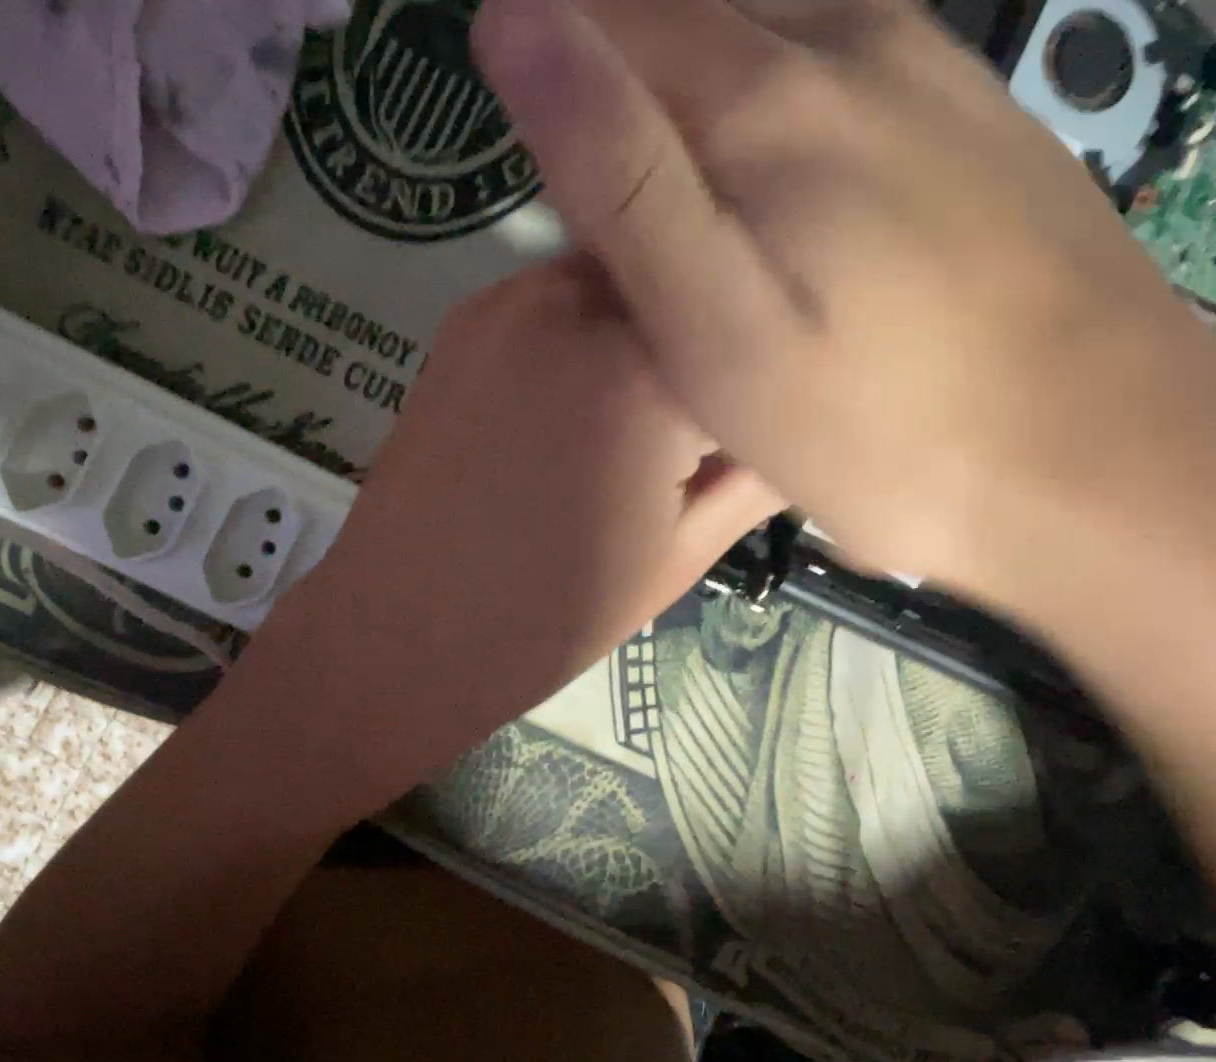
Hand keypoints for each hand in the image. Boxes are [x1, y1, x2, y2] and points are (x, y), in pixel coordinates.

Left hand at [262, 255, 780, 735]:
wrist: (404, 629)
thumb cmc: (551, 615)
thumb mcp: (684, 554)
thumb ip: (760, 472)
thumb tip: (811, 423)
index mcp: (643, 370)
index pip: (752, 329)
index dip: (770, 375)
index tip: (769, 418)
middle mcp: (576, 303)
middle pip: (686, 283)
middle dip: (711, 333)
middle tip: (712, 410)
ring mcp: (509, 300)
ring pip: (623, 278)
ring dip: (651, 323)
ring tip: (646, 406)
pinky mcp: (466, 316)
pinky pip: (560, 295)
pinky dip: (591, 324)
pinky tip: (581, 394)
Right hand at [473, 0, 1215, 614]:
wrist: (1115, 469)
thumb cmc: (887, 429)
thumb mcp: (717, 331)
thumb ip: (618, 174)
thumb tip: (515, 20)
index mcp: (770, 92)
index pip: (609, 15)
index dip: (547, 66)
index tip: (545, 174)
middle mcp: (854, 41)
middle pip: (689, 14)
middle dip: (622, 85)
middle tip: (614, 219)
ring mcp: (931, 72)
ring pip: (766, 35)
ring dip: (696, 96)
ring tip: (692, 220)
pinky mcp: (978, 120)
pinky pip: (840, 70)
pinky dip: (777, 111)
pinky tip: (786, 200)